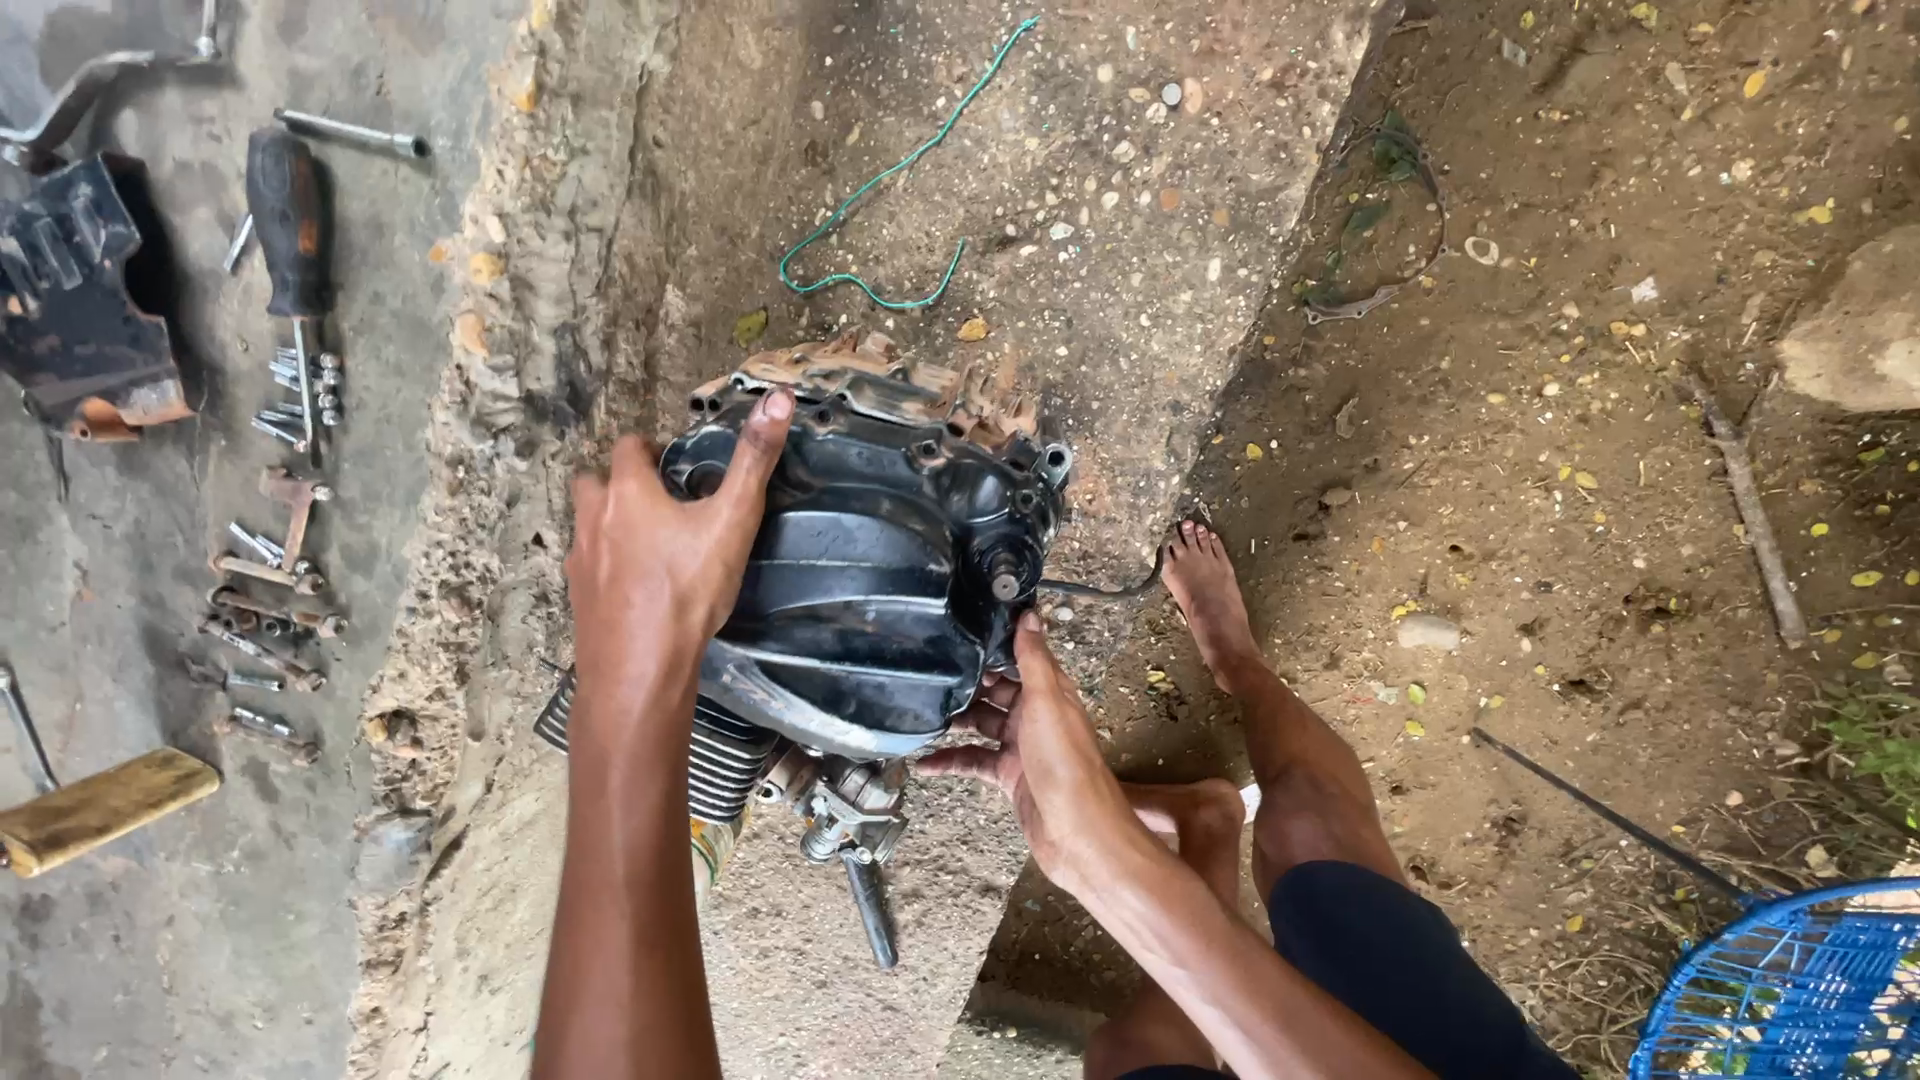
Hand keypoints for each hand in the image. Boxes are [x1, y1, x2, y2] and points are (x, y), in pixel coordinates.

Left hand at [565, 390, 794, 699]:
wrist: (641, 666)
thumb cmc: (689, 587)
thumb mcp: (732, 519)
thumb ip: (755, 459)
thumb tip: (779, 397)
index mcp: (628, 492)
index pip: (626, 447)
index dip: (649, 449)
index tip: (673, 464)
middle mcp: (593, 518)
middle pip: (593, 482)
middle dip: (619, 483)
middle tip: (658, 501)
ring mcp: (578, 561)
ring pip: (587, 526)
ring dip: (610, 524)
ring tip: (650, 545)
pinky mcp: (577, 598)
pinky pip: (588, 567)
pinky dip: (607, 566)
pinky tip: (637, 589)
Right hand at [918, 612, 1143, 893]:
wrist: (1077, 833)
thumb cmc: (1065, 763)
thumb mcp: (1046, 703)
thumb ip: (1034, 660)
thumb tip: (1029, 613)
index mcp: (1048, 693)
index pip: (1019, 659)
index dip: (994, 644)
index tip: (960, 629)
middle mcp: (1035, 716)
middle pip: (995, 691)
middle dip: (966, 684)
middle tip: (929, 673)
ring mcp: (1020, 747)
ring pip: (981, 725)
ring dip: (954, 722)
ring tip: (919, 714)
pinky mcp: (1008, 775)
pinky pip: (974, 761)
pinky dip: (951, 761)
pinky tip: (924, 763)